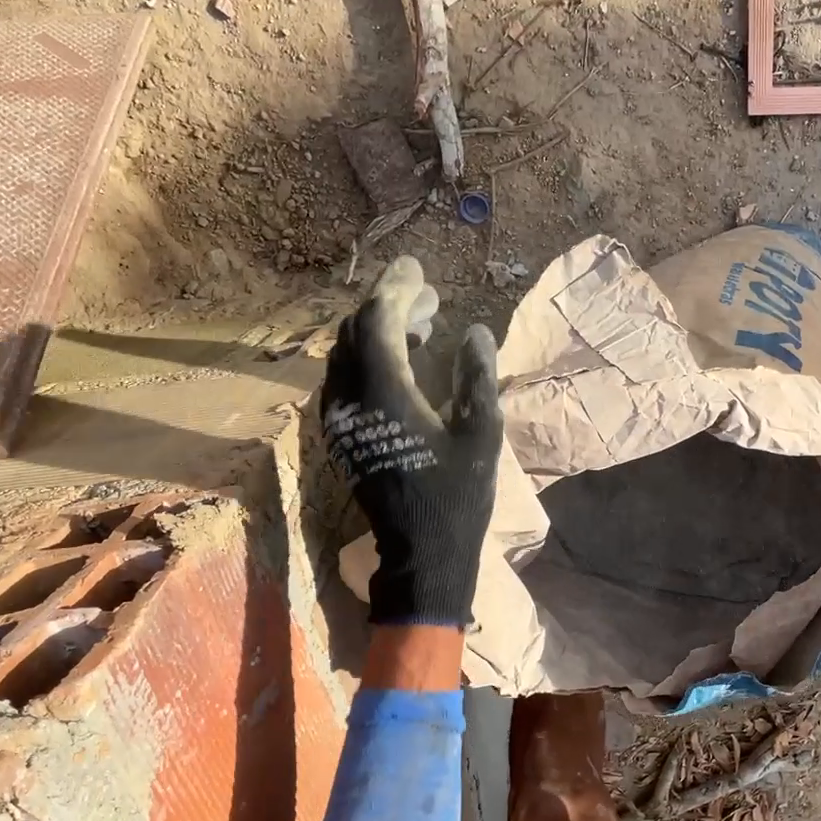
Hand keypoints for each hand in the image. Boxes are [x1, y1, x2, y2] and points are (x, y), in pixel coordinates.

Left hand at [322, 257, 500, 626]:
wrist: (422, 553)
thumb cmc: (458, 495)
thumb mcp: (481, 434)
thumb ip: (476, 377)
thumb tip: (475, 332)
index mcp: (385, 392)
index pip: (378, 320)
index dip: (398, 288)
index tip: (419, 268)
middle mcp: (350, 398)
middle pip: (356, 330)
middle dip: (390, 304)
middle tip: (429, 295)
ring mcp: (339, 418)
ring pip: (346, 353)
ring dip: (380, 330)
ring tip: (423, 324)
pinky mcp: (341, 434)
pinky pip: (346, 377)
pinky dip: (371, 357)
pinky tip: (402, 363)